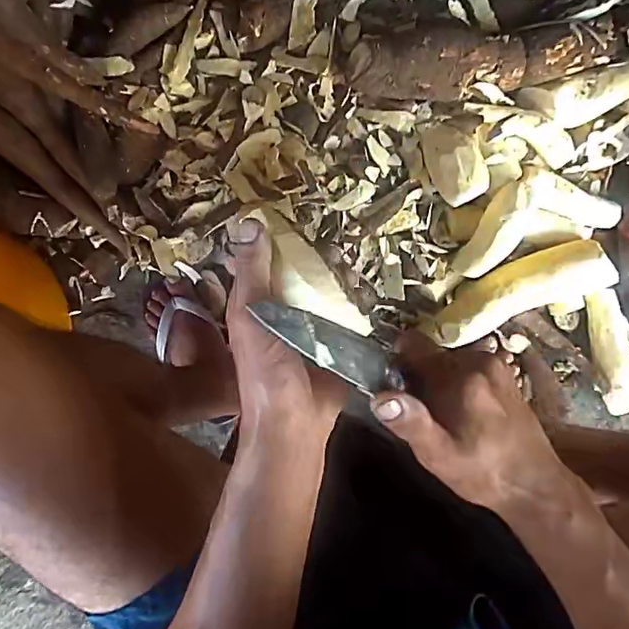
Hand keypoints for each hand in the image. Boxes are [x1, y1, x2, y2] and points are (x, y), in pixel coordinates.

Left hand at [223, 218, 349, 440]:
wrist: (296, 420)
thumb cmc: (264, 368)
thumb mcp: (250, 314)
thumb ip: (252, 272)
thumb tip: (250, 221)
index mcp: (256, 306)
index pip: (265, 263)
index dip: (276, 239)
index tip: (298, 208)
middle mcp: (283, 314)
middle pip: (300, 275)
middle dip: (317, 253)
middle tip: (343, 219)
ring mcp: (313, 329)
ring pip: (326, 293)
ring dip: (341, 274)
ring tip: (365, 239)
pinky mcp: (339, 344)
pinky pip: (350, 317)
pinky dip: (360, 301)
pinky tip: (378, 277)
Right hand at [368, 336, 586, 513]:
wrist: (536, 486)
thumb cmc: (485, 474)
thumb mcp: (440, 457)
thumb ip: (411, 424)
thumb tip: (381, 398)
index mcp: (462, 375)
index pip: (413, 343)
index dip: (396, 362)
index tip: (393, 386)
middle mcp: (480, 361)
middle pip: (431, 354)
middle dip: (417, 378)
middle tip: (421, 415)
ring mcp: (496, 366)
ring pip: (448, 361)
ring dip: (437, 382)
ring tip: (442, 419)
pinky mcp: (505, 375)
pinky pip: (467, 368)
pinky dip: (456, 384)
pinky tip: (462, 415)